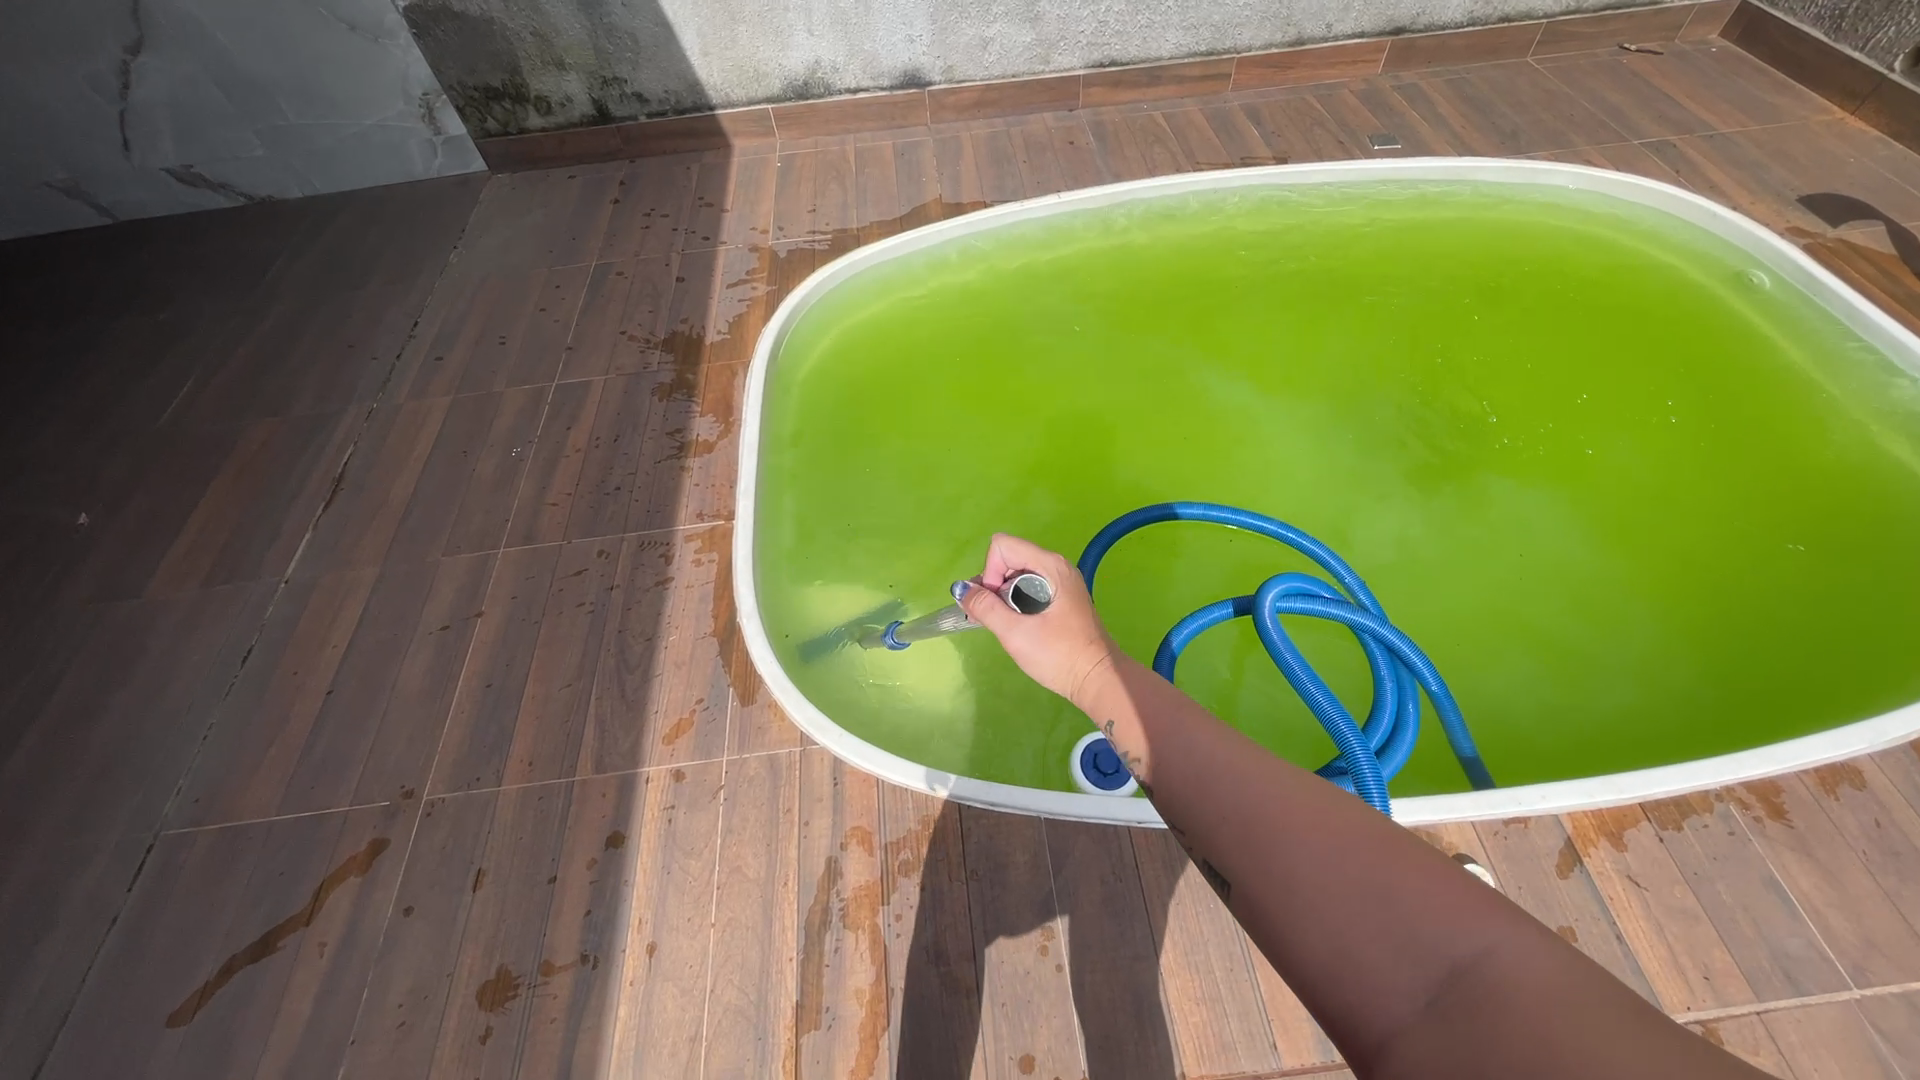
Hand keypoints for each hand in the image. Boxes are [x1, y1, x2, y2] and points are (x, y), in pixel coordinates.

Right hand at [957, 533, 1121, 709]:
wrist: (1097, 679)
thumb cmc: (1059, 656)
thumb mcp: (1016, 633)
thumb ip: (986, 608)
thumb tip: (962, 590)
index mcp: (1051, 566)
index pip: (1002, 547)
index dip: (991, 573)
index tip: (997, 604)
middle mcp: (1056, 566)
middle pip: (1009, 558)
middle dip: (994, 585)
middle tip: (995, 619)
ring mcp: (1060, 581)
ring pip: (1017, 575)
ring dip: (1003, 597)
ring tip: (1005, 625)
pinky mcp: (1061, 597)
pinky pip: (1028, 587)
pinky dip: (1015, 602)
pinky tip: (1017, 625)